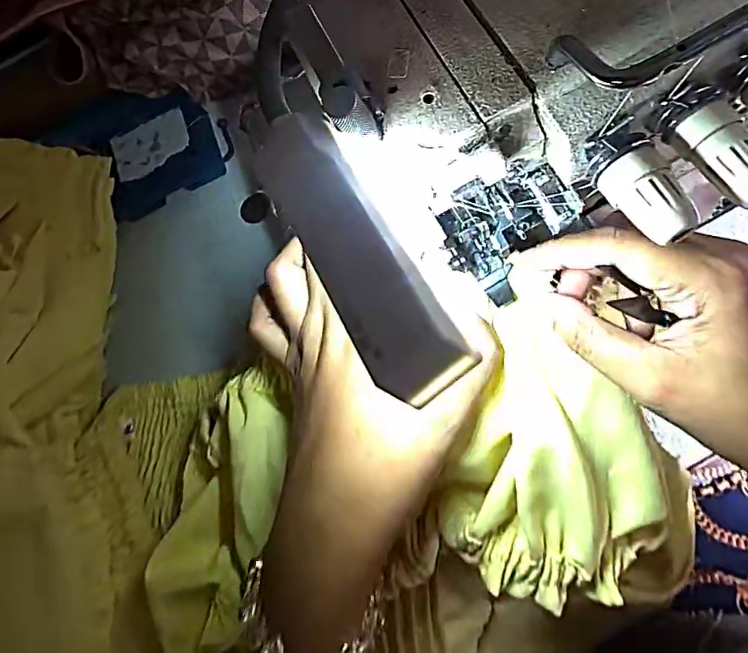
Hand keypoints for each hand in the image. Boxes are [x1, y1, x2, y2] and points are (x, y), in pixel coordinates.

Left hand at [249, 239, 493, 515]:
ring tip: (318, 243)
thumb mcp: (444, 423)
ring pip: (273, 291)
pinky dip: (269, 304)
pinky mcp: (289, 380)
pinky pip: (264, 331)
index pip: (338, 266)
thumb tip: (484, 314)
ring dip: (289, 260)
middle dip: (321, 233)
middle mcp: (314, 340)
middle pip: (299, 266)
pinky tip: (288, 300)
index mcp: (348, 342)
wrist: (330, 534)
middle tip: (355, 222)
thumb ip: (474, 366)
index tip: (380, 214)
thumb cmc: (384, 476)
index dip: (353, 232)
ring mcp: (295, 360)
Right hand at [510, 228, 747, 502]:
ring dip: (619, 280)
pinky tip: (647, 322)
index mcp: (711, 276)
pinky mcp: (735, 271)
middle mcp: (726, 253)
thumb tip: (555, 307)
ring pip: (648, 249)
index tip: (531, 263)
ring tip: (617, 325)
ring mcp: (735, 259)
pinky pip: (670, 261)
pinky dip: (645, 285)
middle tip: (569, 305)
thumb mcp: (657, 384)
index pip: (618, 243)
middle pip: (631, 239)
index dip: (565, 252)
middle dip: (592, 270)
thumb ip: (595, 340)